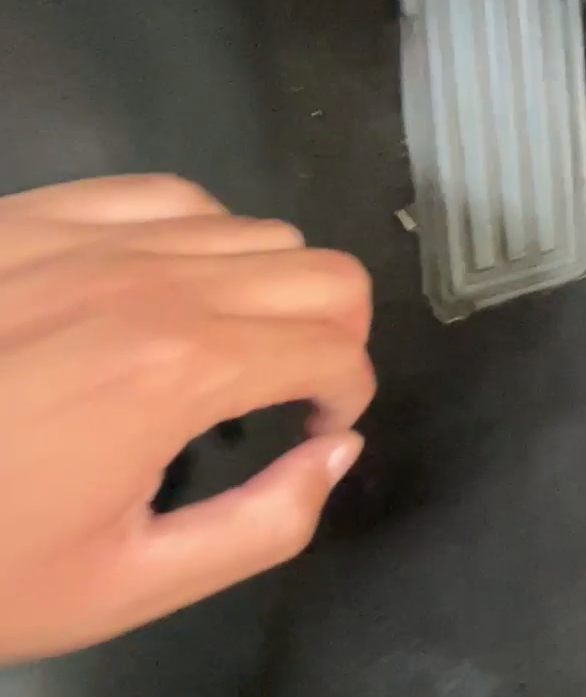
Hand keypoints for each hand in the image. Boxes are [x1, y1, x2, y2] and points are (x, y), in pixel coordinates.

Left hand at [0, 175, 374, 661]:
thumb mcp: (113, 590)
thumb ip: (266, 525)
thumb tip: (335, 451)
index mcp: (184, 371)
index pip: (340, 355)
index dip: (349, 397)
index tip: (314, 429)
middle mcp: (158, 287)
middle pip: (333, 277)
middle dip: (341, 335)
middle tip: (297, 381)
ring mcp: (91, 243)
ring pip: (271, 235)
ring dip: (278, 290)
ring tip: (232, 336)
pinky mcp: (33, 220)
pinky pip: (181, 199)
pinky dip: (207, 238)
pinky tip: (170, 284)